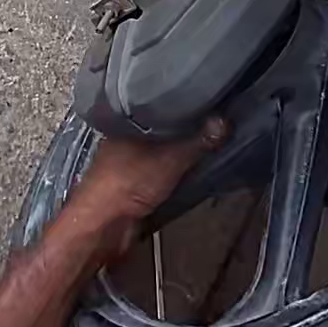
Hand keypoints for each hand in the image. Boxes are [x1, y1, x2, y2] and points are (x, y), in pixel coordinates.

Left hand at [63, 119, 227, 258]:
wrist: (105, 222)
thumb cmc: (128, 181)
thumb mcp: (169, 159)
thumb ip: (196, 142)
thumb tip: (222, 122)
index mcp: (125, 123)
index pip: (156, 106)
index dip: (179, 104)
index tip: (206, 104)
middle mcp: (124, 139)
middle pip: (160, 130)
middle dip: (183, 131)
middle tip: (213, 126)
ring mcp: (128, 162)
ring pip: (161, 152)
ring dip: (179, 154)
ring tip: (207, 146)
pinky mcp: (133, 184)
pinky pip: (160, 171)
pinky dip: (174, 172)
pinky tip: (189, 172)